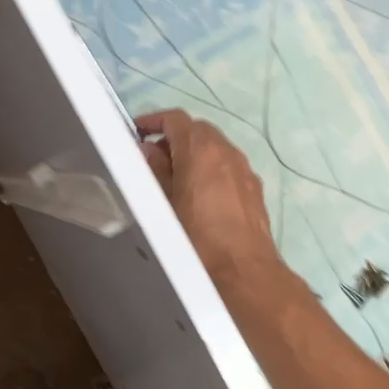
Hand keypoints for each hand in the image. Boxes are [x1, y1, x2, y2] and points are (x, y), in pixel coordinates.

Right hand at [135, 111, 284, 291]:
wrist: (241, 269)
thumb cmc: (194, 236)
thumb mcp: (163, 203)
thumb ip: (154, 170)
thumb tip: (148, 150)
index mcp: (200, 150)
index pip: (175, 119)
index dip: (152, 121)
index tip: (135, 132)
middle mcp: (226, 151)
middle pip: (197, 130)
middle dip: (173, 137)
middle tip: (150, 157)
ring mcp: (244, 169)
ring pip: (215, 147)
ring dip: (193, 153)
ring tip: (172, 176)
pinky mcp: (254, 188)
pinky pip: (227, 166)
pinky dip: (210, 168)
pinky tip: (198, 194)